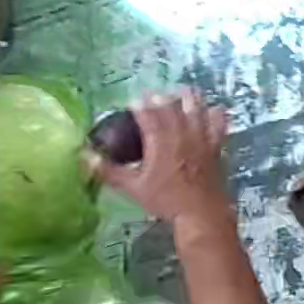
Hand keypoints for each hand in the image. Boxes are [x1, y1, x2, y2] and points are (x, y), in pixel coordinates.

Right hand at [89, 89, 231, 225]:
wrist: (201, 211)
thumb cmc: (165, 200)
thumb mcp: (133, 187)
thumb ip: (108, 171)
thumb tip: (84, 156)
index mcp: (161, 143)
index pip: (149, 115)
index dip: (141, 105)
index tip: (134, 101)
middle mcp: (182, 135)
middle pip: (173, 108)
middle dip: (162, 99)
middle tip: (154, 96)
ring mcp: (202, 139)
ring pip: (197, 110)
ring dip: (189, 99)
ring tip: (183, 92)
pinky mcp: (216, 146)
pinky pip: (219, 124)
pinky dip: (216, 114)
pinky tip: (213, 109)